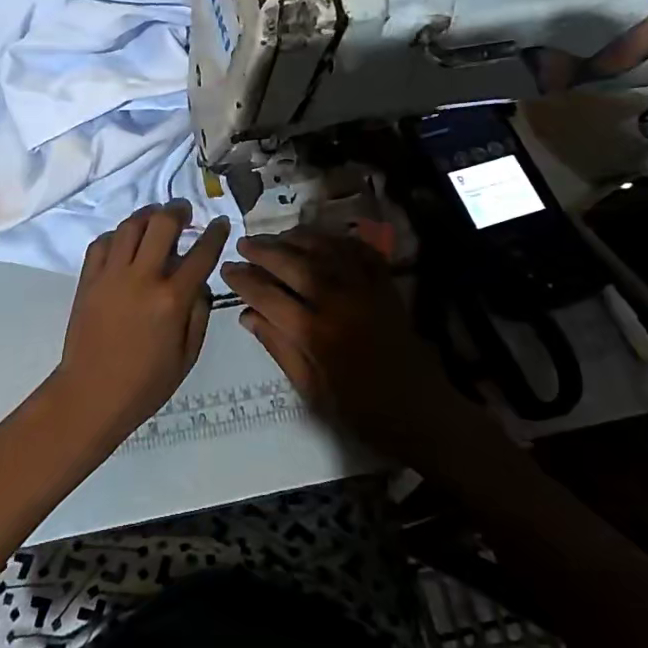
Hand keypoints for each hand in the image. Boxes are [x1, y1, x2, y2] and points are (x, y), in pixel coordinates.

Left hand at [51, 202, 230, 438]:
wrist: (92, 393)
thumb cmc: (146, 382)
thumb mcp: (188, 354)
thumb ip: (199, 312)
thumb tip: (199, 281)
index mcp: (172, 299)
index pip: (201, 253)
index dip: (215, 233)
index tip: (220, 223)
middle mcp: (142, 278)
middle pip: (162, 224)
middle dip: (178, 210)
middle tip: (185, 211)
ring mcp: (111, 275)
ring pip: (130, 225)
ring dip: (147, 215)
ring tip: (156, 218)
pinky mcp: (88, 279)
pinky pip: (103, 242)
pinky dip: (118, 234)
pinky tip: (126, 240)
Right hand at [221, 228, 461, 455]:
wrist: (421, 411)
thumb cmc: (361, 411)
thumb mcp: (311, 391)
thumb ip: (279, 348)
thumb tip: (247, 315)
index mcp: (316, 334)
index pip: (269, 297)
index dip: (244, 281)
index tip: (226, 269)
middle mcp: (339, 303)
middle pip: (294, 264)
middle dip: (265, 251)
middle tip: (244, 243)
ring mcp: (365, 290)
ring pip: (325, 249)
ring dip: (297, 238)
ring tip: (277, 237)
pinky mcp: (386, 287)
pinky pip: (360, 251)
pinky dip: (339, 240)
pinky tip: (323, 238)